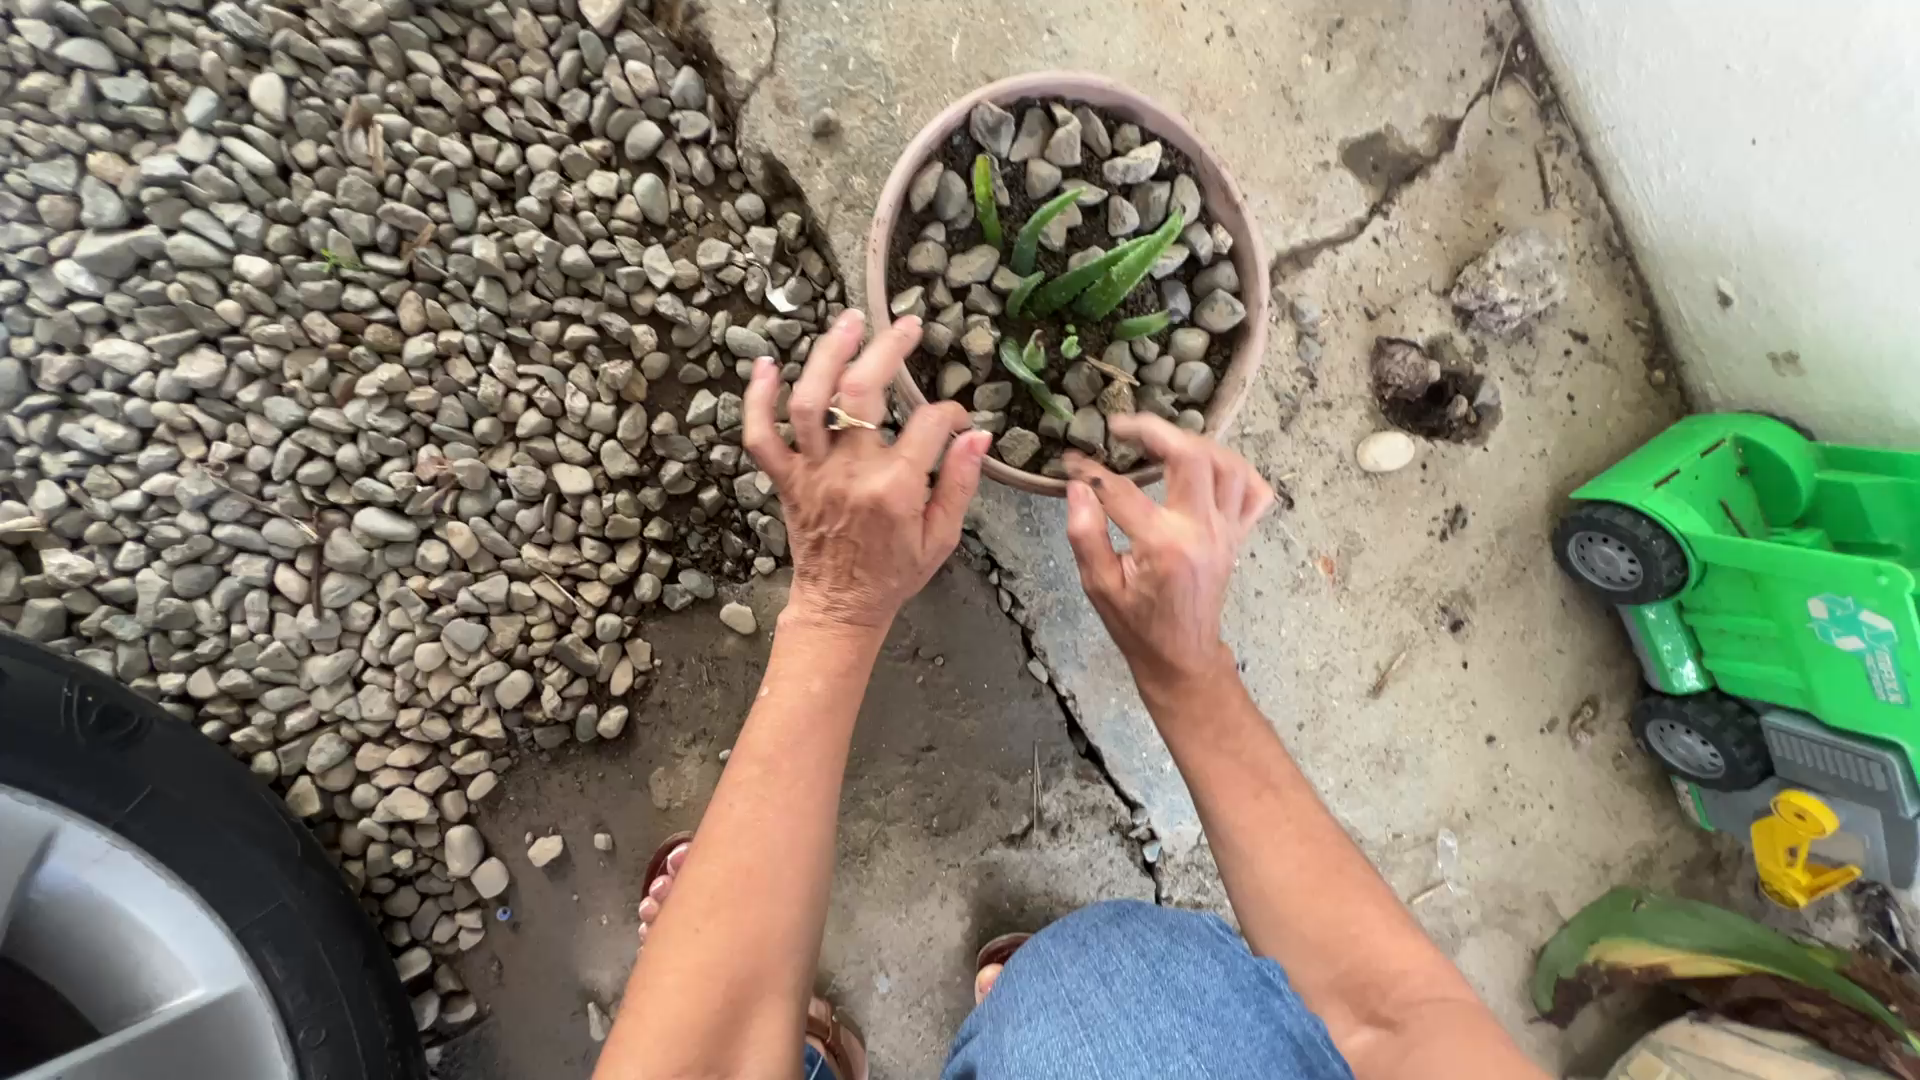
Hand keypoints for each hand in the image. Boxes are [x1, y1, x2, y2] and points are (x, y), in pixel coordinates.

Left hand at [743, 309, 990, 633]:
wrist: (840, 606)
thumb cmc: (894, 574)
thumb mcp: (941, 537)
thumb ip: (960, 483)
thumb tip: (977, 435)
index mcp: (894, 489)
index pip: (928, 425)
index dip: (950, 413)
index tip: (957, 419)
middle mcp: (849, 474)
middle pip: (861, 393)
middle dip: (887, 350)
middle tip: (906, 325)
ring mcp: (811, 474)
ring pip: (808, 402)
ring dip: (826, 355)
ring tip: (847, 322)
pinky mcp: (785, 480)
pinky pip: (760, 436)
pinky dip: (757, 400)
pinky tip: (766, 365)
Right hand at [1064, 414, 1274, 695]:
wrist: (1182, 656)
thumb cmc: (1136, 626)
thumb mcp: (1099, 587)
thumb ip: (1086, 535)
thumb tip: (1077, 488)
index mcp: (1164, 546)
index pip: (1122, 490)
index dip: (1091, 471)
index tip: (1070, 461)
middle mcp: (1202, 531)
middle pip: (1191, 457)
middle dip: (1154, 431)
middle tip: (1123, 428)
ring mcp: (1227, 532)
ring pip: (1227, 465)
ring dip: (1194, 444)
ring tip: (1161, 442)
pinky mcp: (1238, 536)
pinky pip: (1255, 492)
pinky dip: (1236, 470)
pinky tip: (1209, 467)